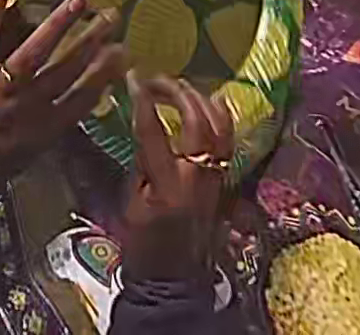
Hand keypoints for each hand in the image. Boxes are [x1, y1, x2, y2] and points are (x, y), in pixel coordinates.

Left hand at [0, 0, 125, 194]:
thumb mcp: (26, 157)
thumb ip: (51, 126)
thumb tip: (78, 101)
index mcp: (43, 129)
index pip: (83, 96)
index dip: (105, 73)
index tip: (123, 51)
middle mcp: (26, 105)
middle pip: (66, 68)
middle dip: (92, 40)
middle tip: (111, 16)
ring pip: (35, 52)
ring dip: (58, 24)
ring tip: (79, 0)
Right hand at [121, 76, 233, 280]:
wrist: (173, 280)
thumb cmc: (144, 243)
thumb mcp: (131, 201)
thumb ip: (142, 160)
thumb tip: (146, 124)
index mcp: (168, 184)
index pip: (154, 131)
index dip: (143, 101)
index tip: (134, 79)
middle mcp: (197, 175)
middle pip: (195, 121)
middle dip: (176, 92)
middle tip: (157, 80)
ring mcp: (215, 176)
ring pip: (218, 126)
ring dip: (200, 99)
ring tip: (182, 84)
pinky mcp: (224, 179)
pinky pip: (227, 138)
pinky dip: (220, 115)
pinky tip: (210, 99)